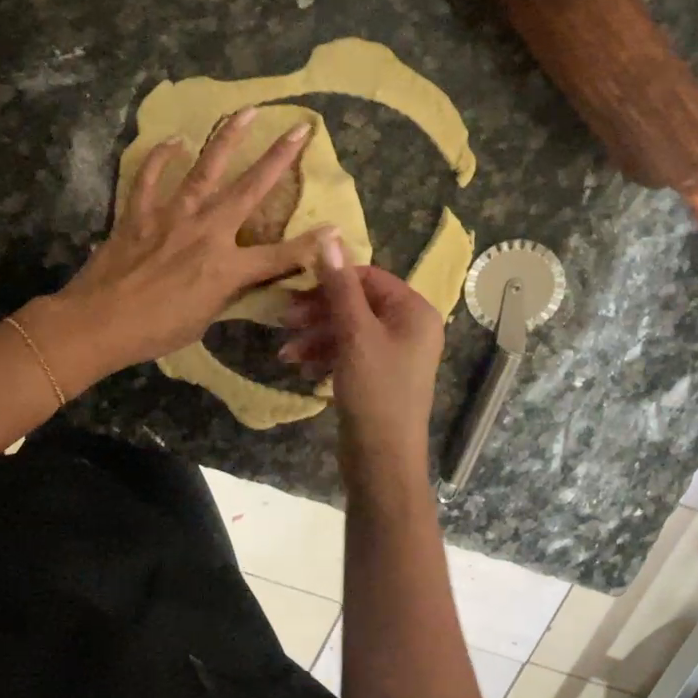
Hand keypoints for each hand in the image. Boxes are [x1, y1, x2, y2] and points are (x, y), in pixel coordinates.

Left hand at [33, 107, 332, 382]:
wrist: (98, 323)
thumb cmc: (153, 332)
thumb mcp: (202, 321)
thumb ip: (226, 294)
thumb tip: (244, 279)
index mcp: (225, 268)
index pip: (279, 256)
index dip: (310, 245)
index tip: (334, 227)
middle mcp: (205, 232)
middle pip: (250, 189)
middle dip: (279, 158)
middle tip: (299, 128)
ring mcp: (171, 216)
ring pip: (205, 169)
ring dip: (227, 139)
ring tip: (245, 112)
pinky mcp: (139, 213)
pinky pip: (150, 178)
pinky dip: (160, 157)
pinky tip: (173, 140)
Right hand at [280, 249, 444, 462]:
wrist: (383, 461)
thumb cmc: (375, 392)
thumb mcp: (354, 334)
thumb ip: (340, 286)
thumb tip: (329, 236)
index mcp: (414, 311)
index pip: (368, 276)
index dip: (330, 279)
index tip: (293, 288)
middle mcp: (409, 327)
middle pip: (356, 302)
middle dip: (317, 310)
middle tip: (283, 318)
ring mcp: (394, 353)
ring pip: (347, 328)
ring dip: (314, 335)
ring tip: (285, 353)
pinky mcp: (377, 376)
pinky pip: (348, 352)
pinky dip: (323, 355)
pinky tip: (299, 367)